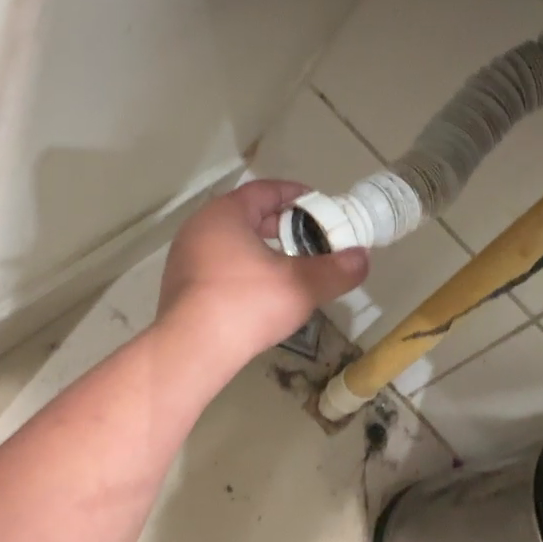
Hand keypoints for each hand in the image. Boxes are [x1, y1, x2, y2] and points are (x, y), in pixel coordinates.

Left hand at [156, 179, 368, 365]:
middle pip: (245, 216)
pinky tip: (259, 293)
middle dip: (279, 224)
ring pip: (230, 243)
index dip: (294, 195)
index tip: (319, 205)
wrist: (191, 350)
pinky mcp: (179, 288)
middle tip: (308, 236)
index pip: (264, 191)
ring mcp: (184, 259)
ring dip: (259, 249)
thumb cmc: (246, 304)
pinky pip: (217, 268)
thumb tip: (363, 258)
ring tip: (287, 266)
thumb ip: (336, 270)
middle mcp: (199, 229)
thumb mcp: (301, 286)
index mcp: (225, 214)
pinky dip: (241, 270)